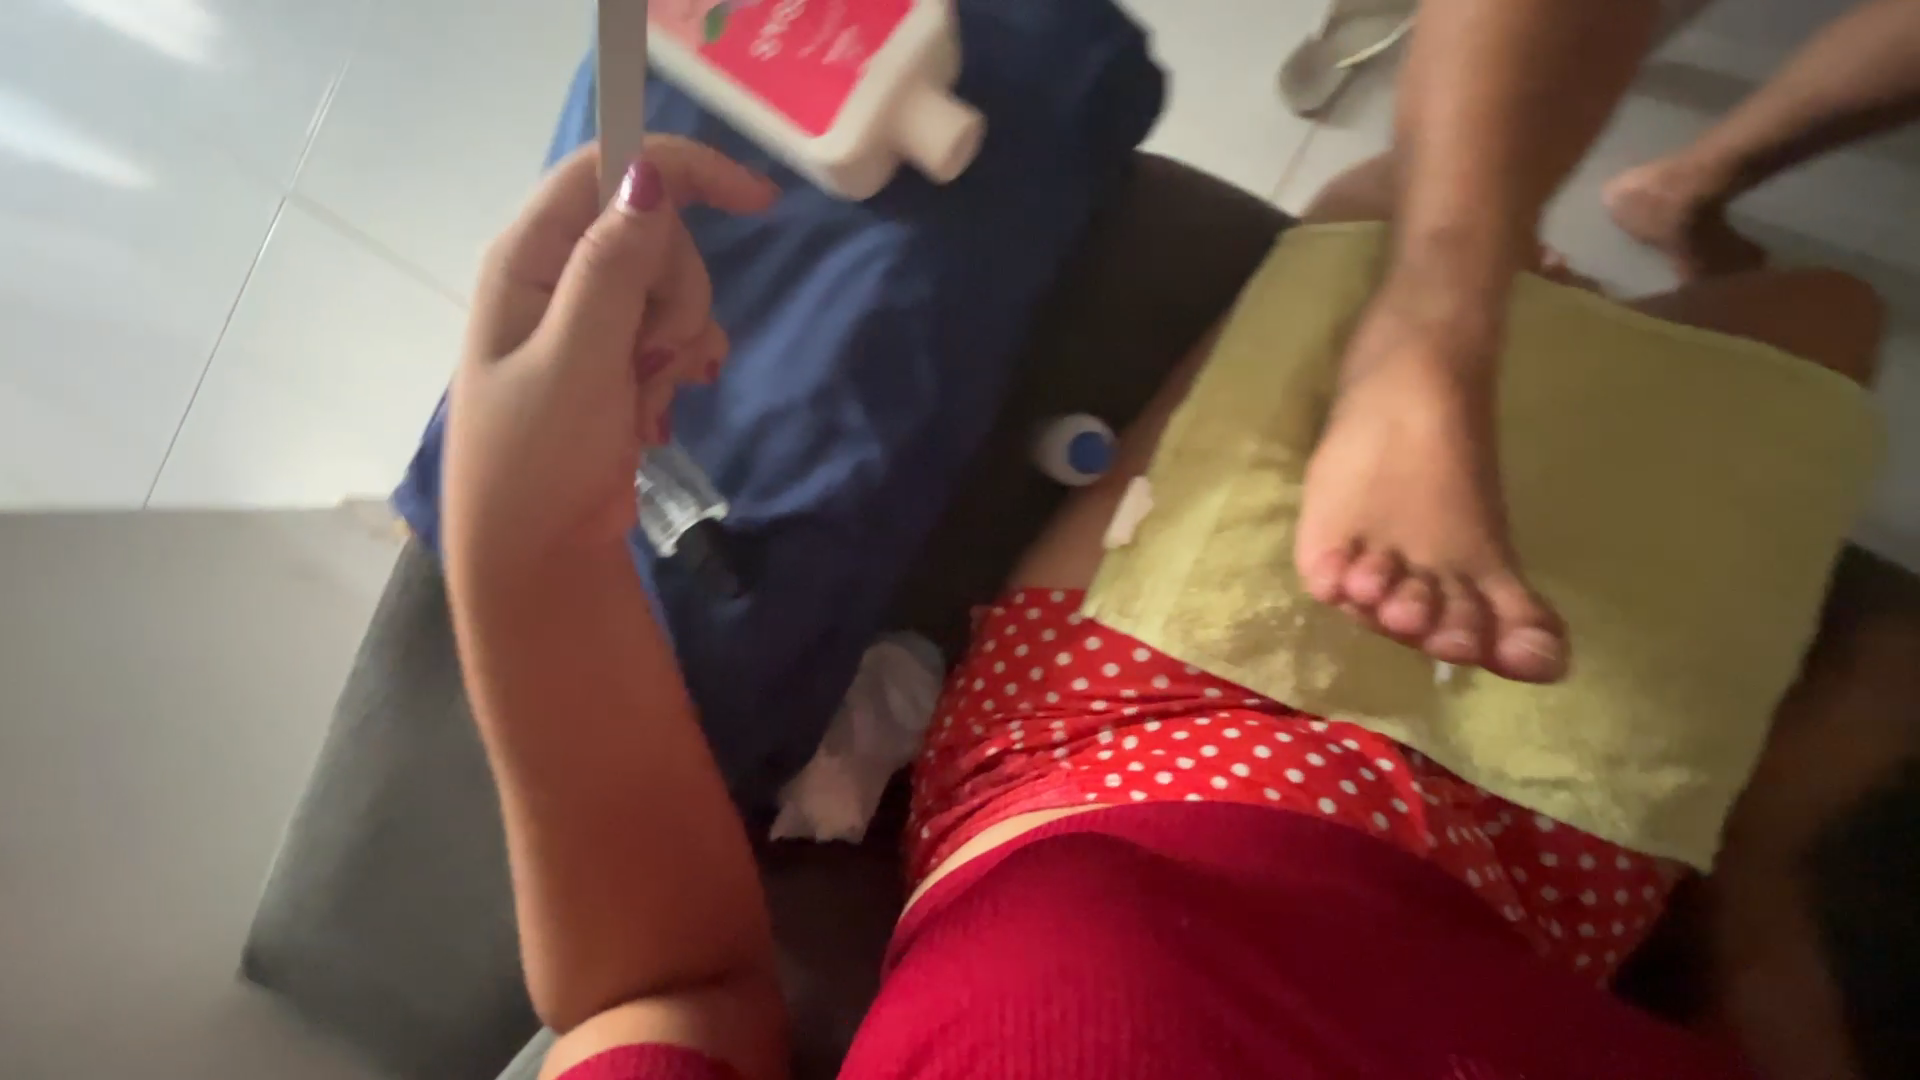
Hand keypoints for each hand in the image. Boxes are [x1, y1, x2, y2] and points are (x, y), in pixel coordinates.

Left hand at [443, 138, 776, 571]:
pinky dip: (686, 362)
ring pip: (676, 287)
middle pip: (657, 234)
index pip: (610, 170)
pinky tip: (663, 400)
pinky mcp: (621, 356)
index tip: (758, 203)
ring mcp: (594, 318)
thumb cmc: (540, 457)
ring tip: (647, 394)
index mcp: (531, 257)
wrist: (543, 546)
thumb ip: (611, 269)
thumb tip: (649, 177)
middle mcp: (561, 274)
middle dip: (677, 295)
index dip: (684, 172)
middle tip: (651, 358)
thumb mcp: (576, 361)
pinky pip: (680, 330)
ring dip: (681, 340)